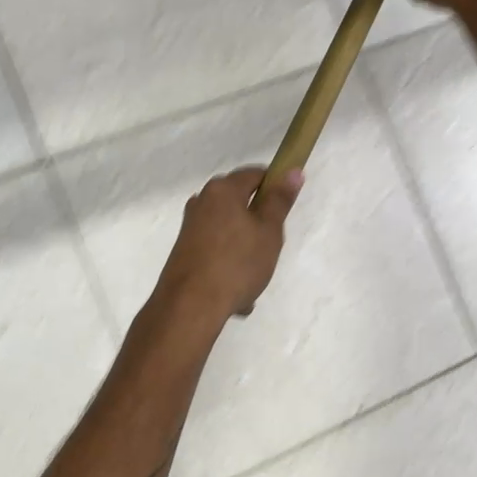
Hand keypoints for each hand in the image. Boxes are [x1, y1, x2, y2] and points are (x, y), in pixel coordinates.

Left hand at [157, 166, 304, 318]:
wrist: (190, 305)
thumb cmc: (236, 264)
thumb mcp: (268, 231)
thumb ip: (280, 201)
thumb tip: (292, 171)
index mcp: (222, 190)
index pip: (255, 175)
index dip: (275, 186)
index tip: (286, 210)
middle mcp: (201, 202)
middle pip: (240, 205)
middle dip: (260, 226)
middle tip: (271, 250)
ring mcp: (190, 228)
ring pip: (231, 233)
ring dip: (246, 253)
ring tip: (253, 281)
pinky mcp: (184, 252)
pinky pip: (217, 252)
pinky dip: (230, 267)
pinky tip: (237, 295)